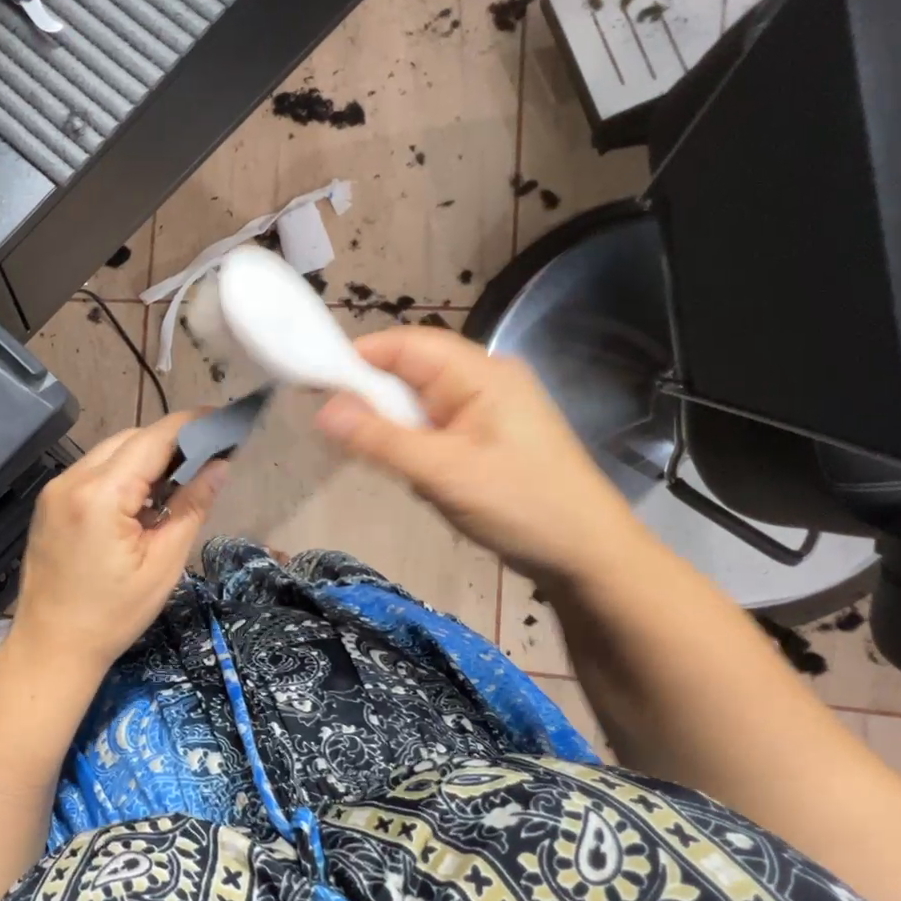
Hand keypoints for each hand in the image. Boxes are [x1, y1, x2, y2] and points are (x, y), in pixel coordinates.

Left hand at [3, 413, 228, 677]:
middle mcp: (71, 480)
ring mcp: (55, 490)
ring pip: (109, 452)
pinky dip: (120, 474)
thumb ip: (192, 507)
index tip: (226, 421)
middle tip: (207, 461)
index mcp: (100, 494)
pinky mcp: (49, 503)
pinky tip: (141, 502)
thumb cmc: (112, 615)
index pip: (153, 438)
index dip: (193, 425)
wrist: (51, 645)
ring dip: (144, 458)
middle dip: (170, 443)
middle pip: (129, 439)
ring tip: (177, 485)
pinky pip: (91, 471)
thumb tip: (220, 464)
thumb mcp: (163, 564)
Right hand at [315, 326, 648, 586]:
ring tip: (371, 455)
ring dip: (386, 423)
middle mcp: (483, 381)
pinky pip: (428, 425)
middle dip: (369, 395)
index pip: (405, 344)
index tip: (313, 384)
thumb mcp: (441, 472)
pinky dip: (405, 441)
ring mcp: (485, 410)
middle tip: (335, 429)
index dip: (357, 357)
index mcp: (481, 374)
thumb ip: (378, 439)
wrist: (588, 556)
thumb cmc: (521, 506)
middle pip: (408, 370)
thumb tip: (321, 409)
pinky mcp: (482, 438)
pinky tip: (403, 469)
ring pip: (415, 400)